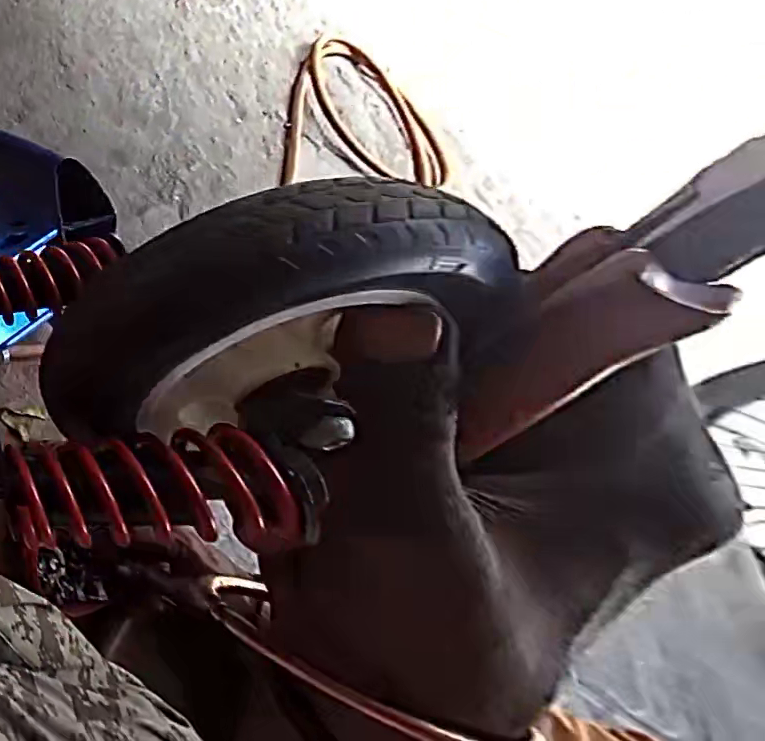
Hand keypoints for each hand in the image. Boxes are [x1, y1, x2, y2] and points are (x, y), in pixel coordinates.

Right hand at [262, 230, 738, 739]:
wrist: (367, 678)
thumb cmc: (417, 628)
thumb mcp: (408, 525)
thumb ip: (405, 416)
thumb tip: (398, 310)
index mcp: (645, 468)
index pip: (604, 320)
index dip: (504, 297)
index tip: (401, 314)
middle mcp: (601, 444)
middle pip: (512, 328)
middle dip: (415, 341)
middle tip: (351, 389)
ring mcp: (524, 443)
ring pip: (447, 348)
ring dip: (374, 368)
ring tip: (331, 423)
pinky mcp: (459, 444)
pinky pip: (411, 375)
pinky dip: (358, 386)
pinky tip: (329, 430)